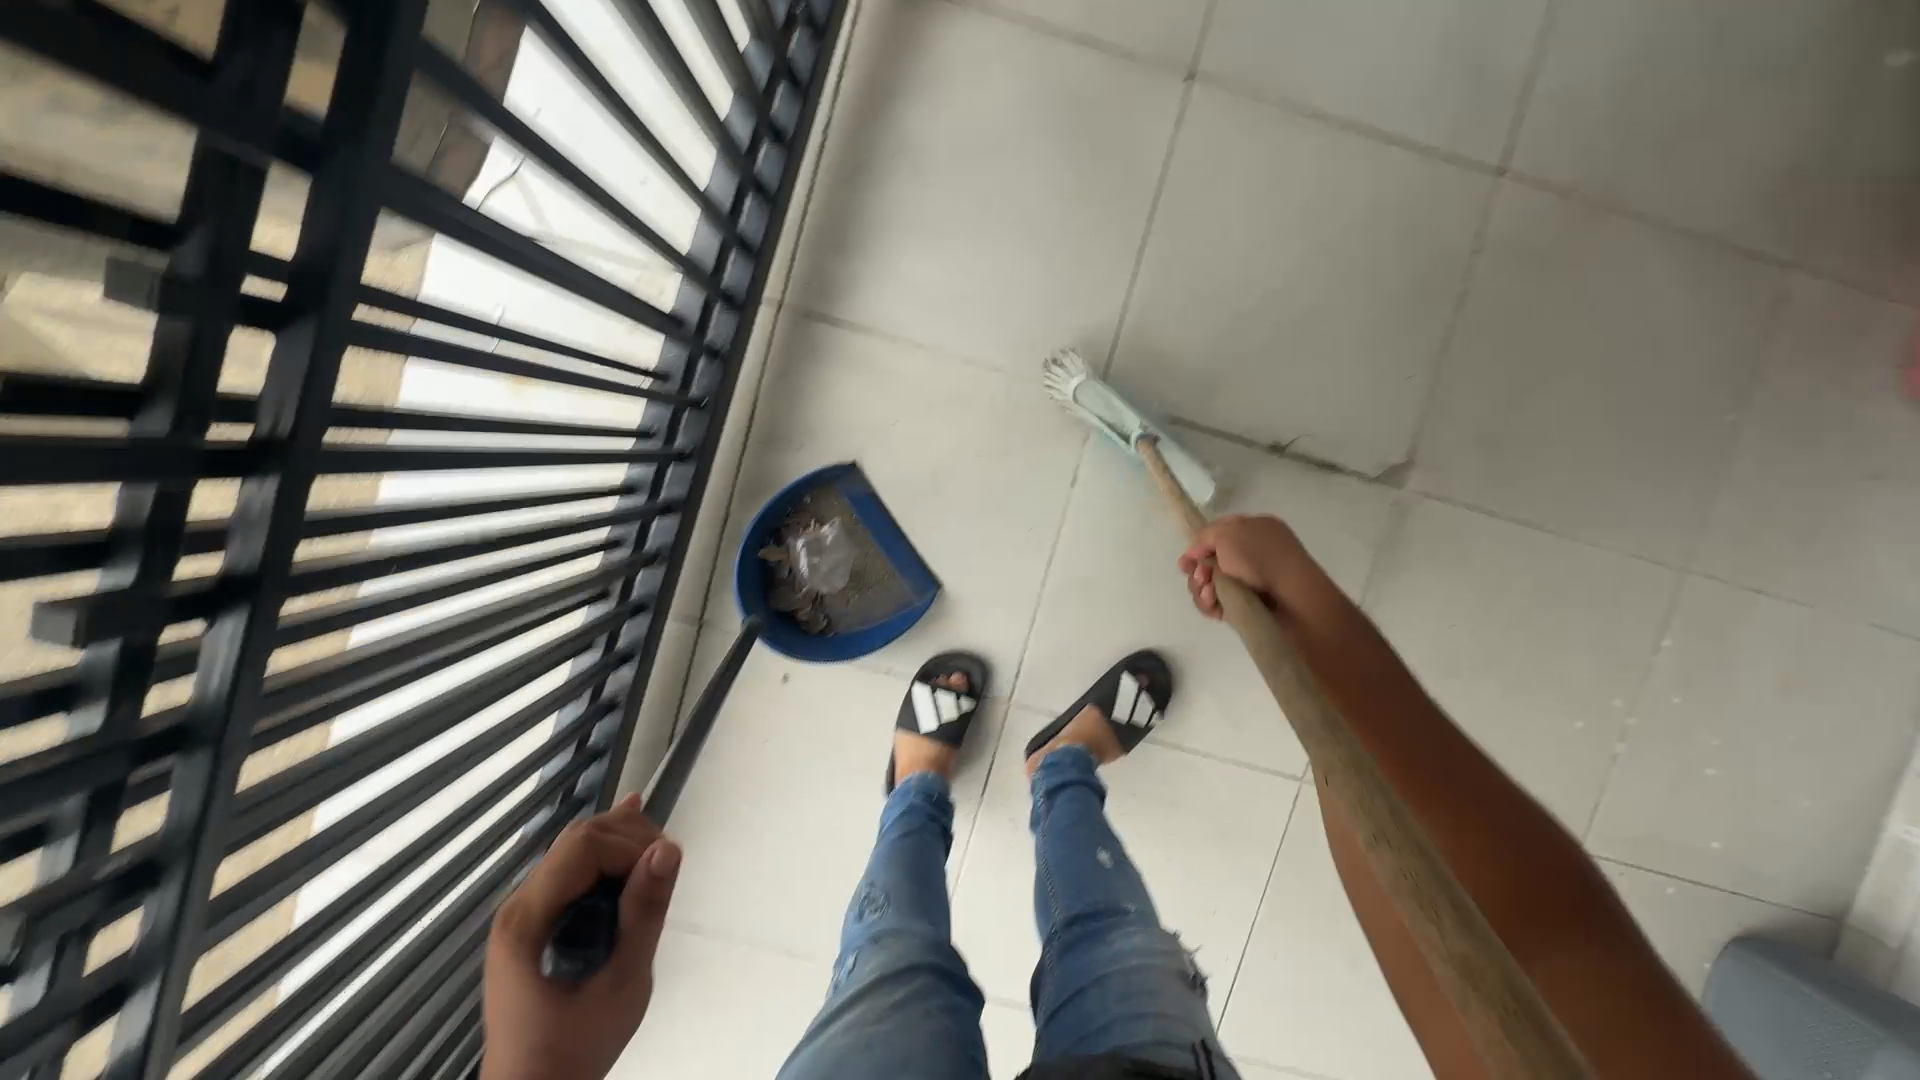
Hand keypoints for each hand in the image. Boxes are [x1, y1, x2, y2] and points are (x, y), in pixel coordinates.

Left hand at [481, 793, 680, 1079]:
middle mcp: (519, 905)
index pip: (585, 846)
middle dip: (630, 837)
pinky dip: (608, 856)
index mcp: (528, 919)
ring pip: (575, 847)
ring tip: (658, 862)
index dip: (632, 846)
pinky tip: (634, 850)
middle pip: (578, 838)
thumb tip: (668, 849)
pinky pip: (572, 869)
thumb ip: (643, 915)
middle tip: (667, 864)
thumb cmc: (574, 1049)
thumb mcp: (622, 986)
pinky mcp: (536, 922)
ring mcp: (524, 912)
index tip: (665, 871)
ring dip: (621, 843)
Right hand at [1177, 514, 1331, 621]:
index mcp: (1253, 530)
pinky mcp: (1246, 606)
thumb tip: (1195, 554)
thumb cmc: (1261, 558)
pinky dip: (1210, 605)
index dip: (1198, 546)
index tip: (1187, 560)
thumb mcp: (1228, 532)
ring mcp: (1248, 582)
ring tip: (1210, 595)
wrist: (1292, 599)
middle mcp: (1250, 555)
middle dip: (1198, 571)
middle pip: (1208, 562)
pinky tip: (1214, 606)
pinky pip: (1217, 604)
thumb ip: (1205, 536)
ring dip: (1201, 589)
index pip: (1216, 534)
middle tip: (1202, 577)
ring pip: (1208, 585)